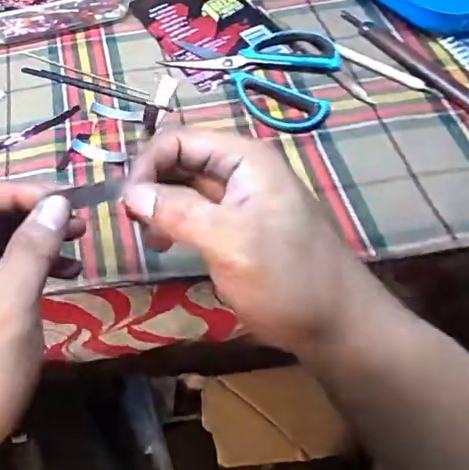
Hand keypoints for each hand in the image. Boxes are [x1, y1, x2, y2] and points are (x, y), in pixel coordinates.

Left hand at [0, 182, 83, 469]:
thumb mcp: (9, 305)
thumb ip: (32, 248)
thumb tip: (59, 202)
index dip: (24, 192)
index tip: (69, 201)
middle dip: (34, 214)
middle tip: (80, 222)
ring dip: (37, 238)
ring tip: (79, 243)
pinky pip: (2, 268)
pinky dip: (32, 264)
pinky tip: (65, 270)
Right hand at [121, 127, 390, 359]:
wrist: (340, 330)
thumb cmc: (289, 280)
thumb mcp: (229, 242)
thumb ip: (178, 211)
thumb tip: (129, 193)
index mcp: (245, 159)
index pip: (177, 140)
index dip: (147, 165)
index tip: (128, 205)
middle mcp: (240, 169)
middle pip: (177, 159)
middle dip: (149, 186)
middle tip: (135, 223)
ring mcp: (238, 197)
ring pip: (180, 184)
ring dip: (157, 205)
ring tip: (151, 237)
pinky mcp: (234, 224)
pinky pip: (191, 208)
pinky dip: (170, 221)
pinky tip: (164, 244)